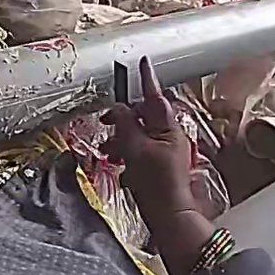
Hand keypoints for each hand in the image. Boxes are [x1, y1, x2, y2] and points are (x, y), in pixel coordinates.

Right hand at [102, 56, 200, 225]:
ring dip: (119, 136)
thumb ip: (125, 124)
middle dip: (121, 117)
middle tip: (105, 122)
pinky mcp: (157, 161)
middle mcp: (168, 133)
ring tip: (108, 150)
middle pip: (141, 114)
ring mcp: (164, 148)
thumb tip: (118, 107)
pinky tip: (115, 159)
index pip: (154, 96)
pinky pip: (137, 146)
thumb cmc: (154, 181)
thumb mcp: (134, 148)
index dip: (146, 78)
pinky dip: (124, 149)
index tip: (143, 61)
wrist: (167, 214)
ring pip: (136, 131)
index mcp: (167, 127)